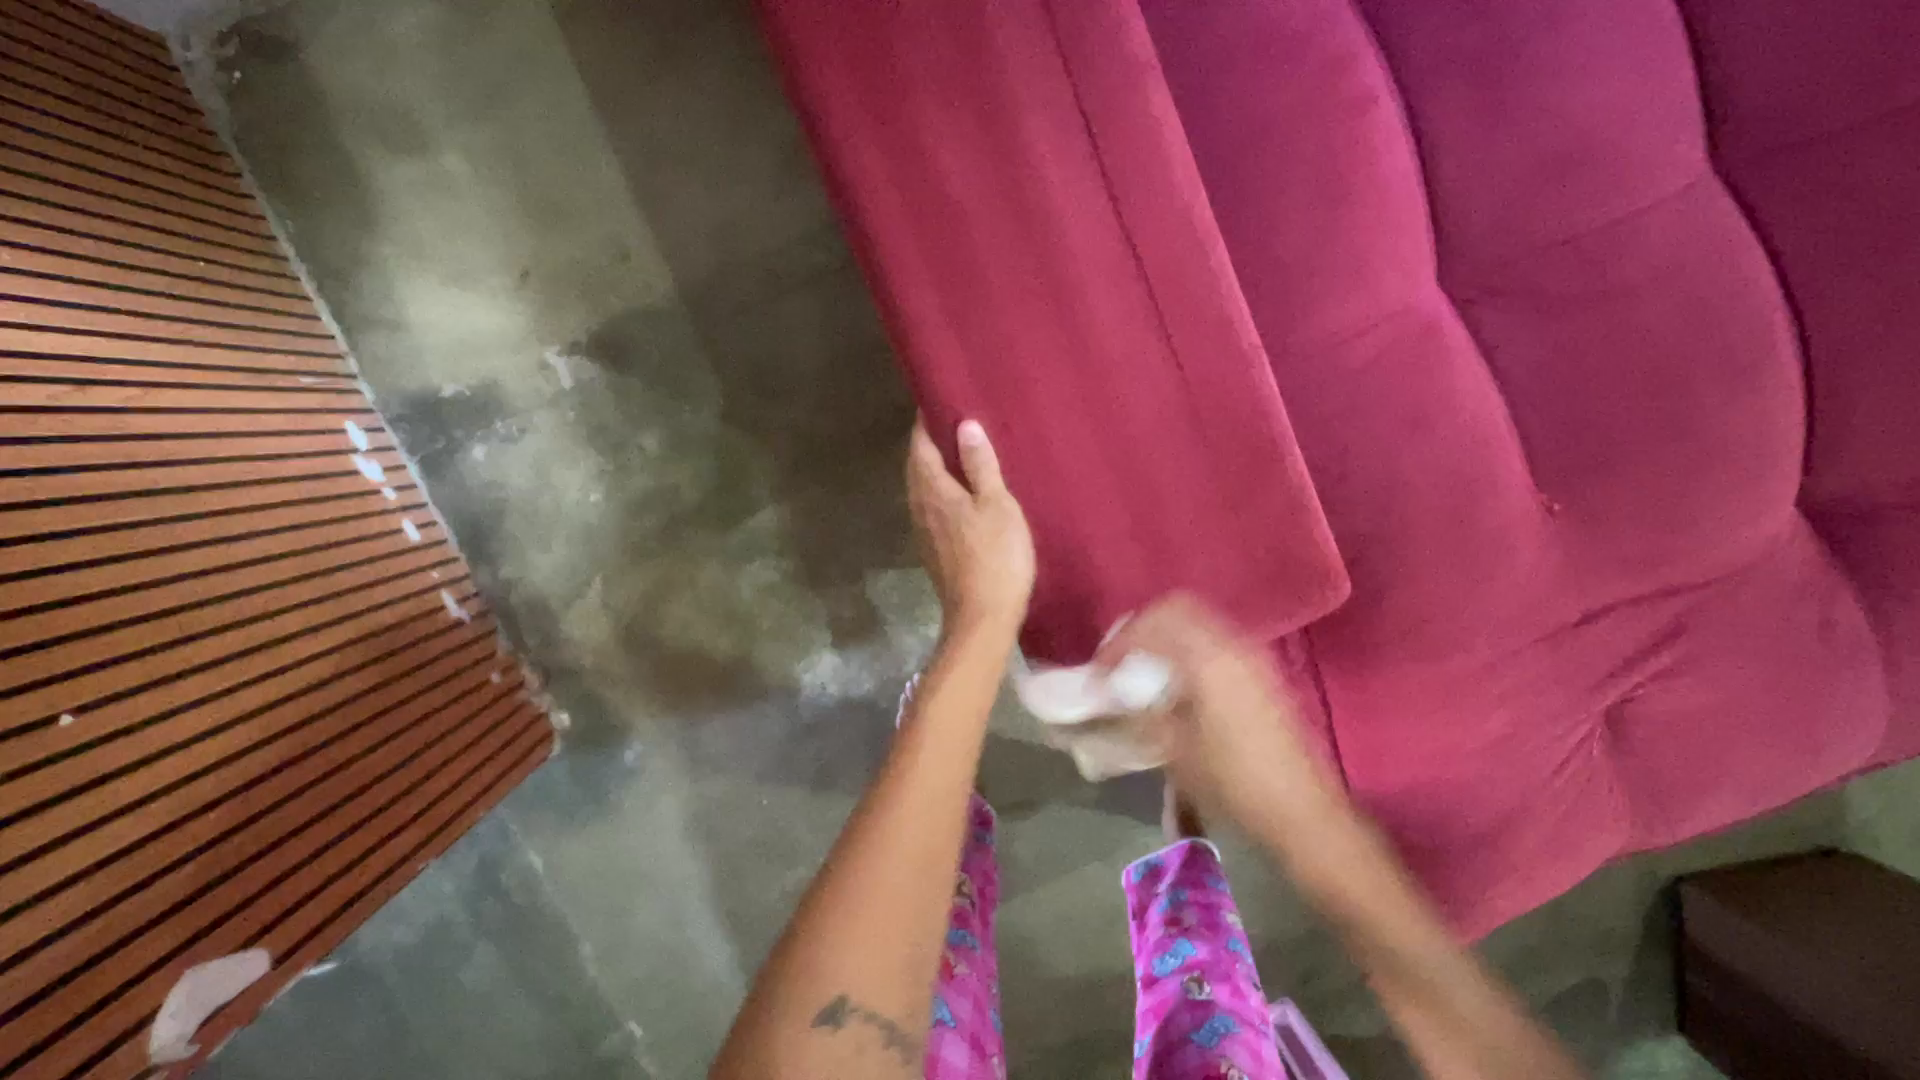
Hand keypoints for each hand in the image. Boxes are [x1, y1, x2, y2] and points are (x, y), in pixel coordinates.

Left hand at [907, 417, 1035, 643]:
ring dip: (936, 468)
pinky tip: (963, 494)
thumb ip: (980, 465)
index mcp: (932, 490)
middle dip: (930, 442)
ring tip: (960, 453)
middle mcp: (919, 507)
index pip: (919, 445)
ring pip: (923, 488)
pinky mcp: (934, 551)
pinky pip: (933, 509)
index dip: (926, 421)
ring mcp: (924, 532)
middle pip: (917, 465)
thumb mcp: (996, 504)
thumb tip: (964, 425)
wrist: (982, 618)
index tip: (940, 400)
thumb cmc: (995, 557)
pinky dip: (943, 492)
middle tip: (954, 421)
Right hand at [1097, 594, 1352, 853]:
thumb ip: (1136, 712)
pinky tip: (1175, 690)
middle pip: (1178, 610)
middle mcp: (1234, 645)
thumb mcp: (1173, 750)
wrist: (1302, 813)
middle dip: (1142, 631)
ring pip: (1198, 625)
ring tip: (1141, 677)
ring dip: (1165, 641)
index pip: (1156, 619)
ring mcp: (1253, 658)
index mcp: (1210, 657)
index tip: (1099, 673)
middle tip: (1118, 663)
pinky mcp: (1262, 676)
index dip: (1120, 640)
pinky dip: (1187, 653)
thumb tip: (1105, 693)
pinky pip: (1214, 644)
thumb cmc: (1233, 782)